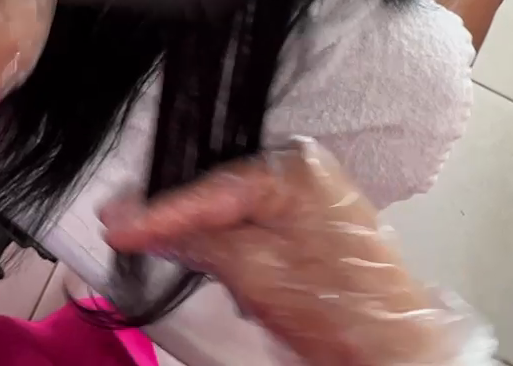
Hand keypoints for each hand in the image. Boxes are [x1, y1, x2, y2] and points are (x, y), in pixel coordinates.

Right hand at [101, 140, 493, 365]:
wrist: (399, 352)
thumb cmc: (334, 308)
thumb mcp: (256, 273)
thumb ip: (198, 241)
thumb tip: (139, 224)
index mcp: (293, 166)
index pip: (212, 189)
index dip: (160, 212)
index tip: (114, 224)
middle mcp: (301, 165)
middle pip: (220, 190)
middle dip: (177, 215)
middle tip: (121, 226)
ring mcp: (308, 190)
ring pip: (235, 205)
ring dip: (201, 228)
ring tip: (149, 235)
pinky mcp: (310, 217)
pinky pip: (254, 218)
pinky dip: (229, 237)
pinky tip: (203, 248)